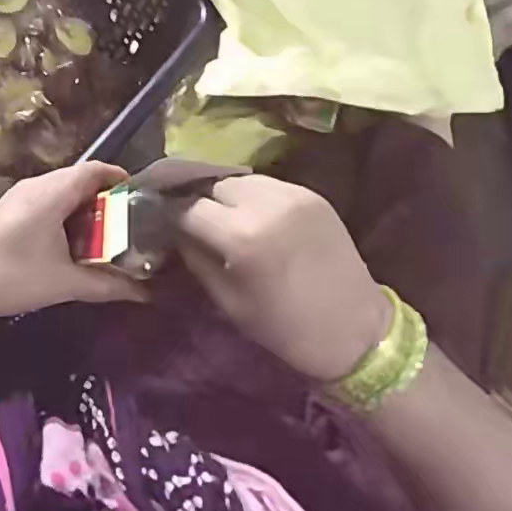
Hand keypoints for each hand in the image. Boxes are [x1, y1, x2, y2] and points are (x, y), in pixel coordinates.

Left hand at [0, 161, 147, 335]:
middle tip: (133, 227)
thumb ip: (108, 285)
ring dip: (87, 212)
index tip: (144, 202)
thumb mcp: (64, 283)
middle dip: (109, 201)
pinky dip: (67, 218)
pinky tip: (75, 247)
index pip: (96, 169)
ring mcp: (19, 198)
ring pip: (64, 194)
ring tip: (109, 240)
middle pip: (82, 180)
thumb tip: (147, 292)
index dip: (122, 180)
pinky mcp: (9, 212)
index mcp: (52, 192)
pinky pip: (48, 204)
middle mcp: (36, 186)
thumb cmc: (10, 277)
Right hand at [177, 175, 390, 381]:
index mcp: (241, 235)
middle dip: (194, 199)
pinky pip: (266, 184)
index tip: (156, 221)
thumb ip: (195, 257)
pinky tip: (249, 215)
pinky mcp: (312, 193)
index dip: (166, 213)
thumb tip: (172, 232)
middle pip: (211, 184)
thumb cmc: (285, 328)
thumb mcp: (227, 300)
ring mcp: (293, 193)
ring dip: (221, 194)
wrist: (355, 331)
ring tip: (217, 215)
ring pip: (238, 179)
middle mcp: (265, 203)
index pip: (186, 207)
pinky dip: (250, 195)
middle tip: (187, 219)